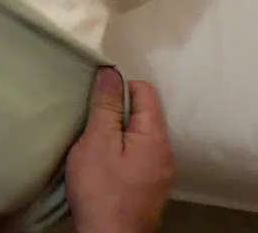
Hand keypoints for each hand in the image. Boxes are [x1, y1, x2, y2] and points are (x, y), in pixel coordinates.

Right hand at [66, 68, 174, 232]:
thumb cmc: (101, 187)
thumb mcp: (98, 139)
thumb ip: (106, 104)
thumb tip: (111, 71)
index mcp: (156, 138)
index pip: (145, 91)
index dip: (119, 86)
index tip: (96, 96)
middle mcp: (166, 154)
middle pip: (144, 112)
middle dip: (117, 108)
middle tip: (91, 117)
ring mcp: (160, 173)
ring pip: (139, 134)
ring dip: (117, 129)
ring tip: (94, 138)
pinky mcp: (150, 187)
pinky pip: (138, 153)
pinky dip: (121, 148)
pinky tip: (103, 159)